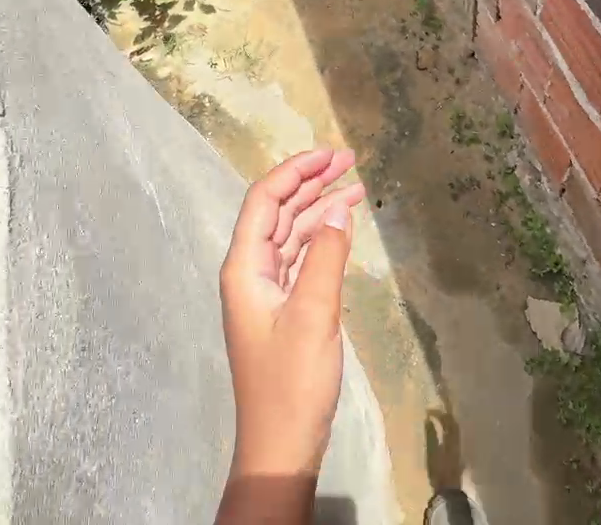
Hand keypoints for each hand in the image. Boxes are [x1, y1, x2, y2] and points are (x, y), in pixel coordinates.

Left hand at [220, 149, 365, 477]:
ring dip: (321, 206)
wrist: (281, 445)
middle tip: (349, 160)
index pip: (265, 200)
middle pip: (278, 211)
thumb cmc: (292, 381)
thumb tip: (339, 207)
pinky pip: (302, 256)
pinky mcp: (284, 306)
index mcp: (244, 267)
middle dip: (311, 182)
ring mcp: (267, 289)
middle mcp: (250, 271)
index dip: (296, 171)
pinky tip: (345, 225)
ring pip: (293, 232)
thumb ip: (327, 256)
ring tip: (356, 184)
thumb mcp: (313, 314)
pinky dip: (324, 236)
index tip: (332, 154)